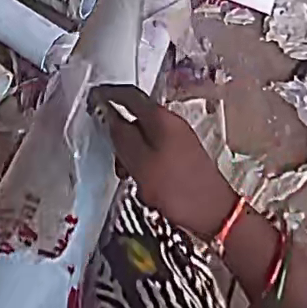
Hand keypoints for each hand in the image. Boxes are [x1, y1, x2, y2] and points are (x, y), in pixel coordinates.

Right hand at [90, 84, 239, 238]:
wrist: (216, 214)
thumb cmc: (175, 188)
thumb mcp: (139, 162)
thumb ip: (120, 135)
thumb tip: (106, 114)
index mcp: (160, 117)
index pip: (128, 94)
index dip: (107, 93)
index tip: (90, 98)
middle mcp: (171, 121)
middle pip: (136, 115)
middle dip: (118, 132)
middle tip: (110, 152)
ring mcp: (179, 136)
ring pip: (144, 134)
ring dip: (130, 149)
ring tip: (127, 173)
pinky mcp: (183, 152)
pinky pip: (154, 147)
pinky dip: (142, 158)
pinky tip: (143, 180)